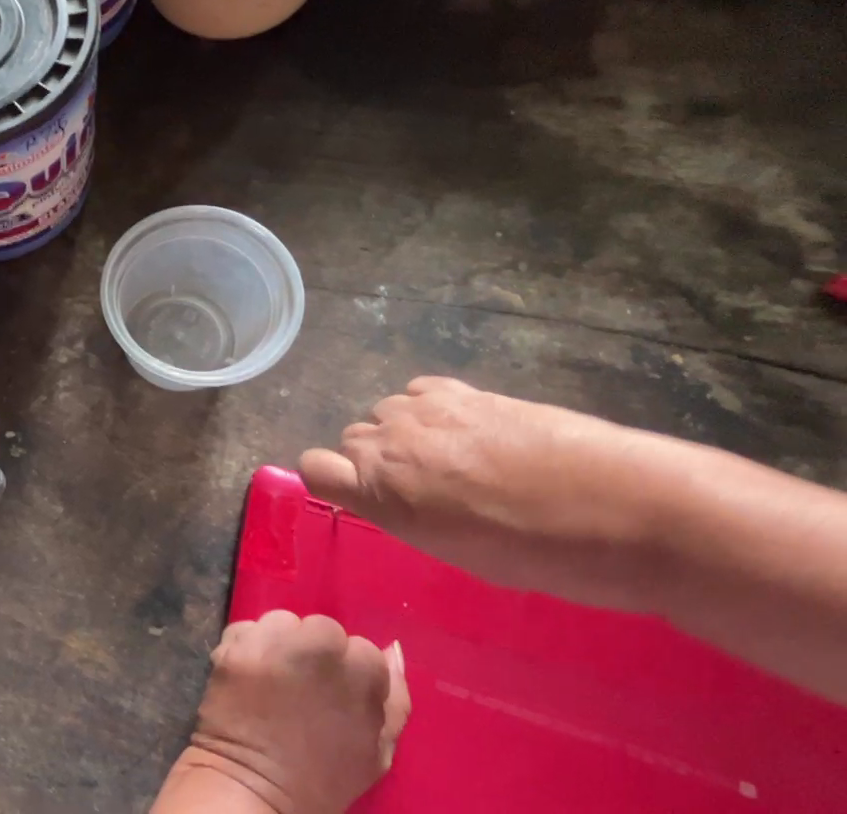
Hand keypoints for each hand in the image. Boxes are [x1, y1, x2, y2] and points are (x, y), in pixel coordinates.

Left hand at [155, 611, 408, 813]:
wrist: (255, 788)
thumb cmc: (323, 777)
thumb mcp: (378, 751)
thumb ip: (394, 701)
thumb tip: (393, 650)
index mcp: (362, 672)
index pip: (361, 648)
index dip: (346, 672)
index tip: (333, 696)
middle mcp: (318, 646)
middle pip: (320, 627)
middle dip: (313, 650)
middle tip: (301, 685)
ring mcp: (273, 642)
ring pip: (281, 621)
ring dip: (279, 642)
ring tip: (274, 678)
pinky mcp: (235, 644)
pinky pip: (245, 629)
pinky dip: (246, 646)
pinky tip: (248, 675)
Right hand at [298, 376, 702, 611]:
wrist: (632, 510)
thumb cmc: (545, 556)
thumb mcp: (458, 553)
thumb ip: (408, 515)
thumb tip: (396, 498)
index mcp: (381, 493)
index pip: (314, 468)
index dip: (330, 480)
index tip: (357, 497)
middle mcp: (388, 444)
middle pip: (351, 440)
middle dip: (375, 460)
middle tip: (425, 489)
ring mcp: (425, 411)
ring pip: (385, 414)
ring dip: (405, 433)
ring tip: (455, 459)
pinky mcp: (465, 391)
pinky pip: (420, 392)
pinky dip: (432, 409)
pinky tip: (470, 431)